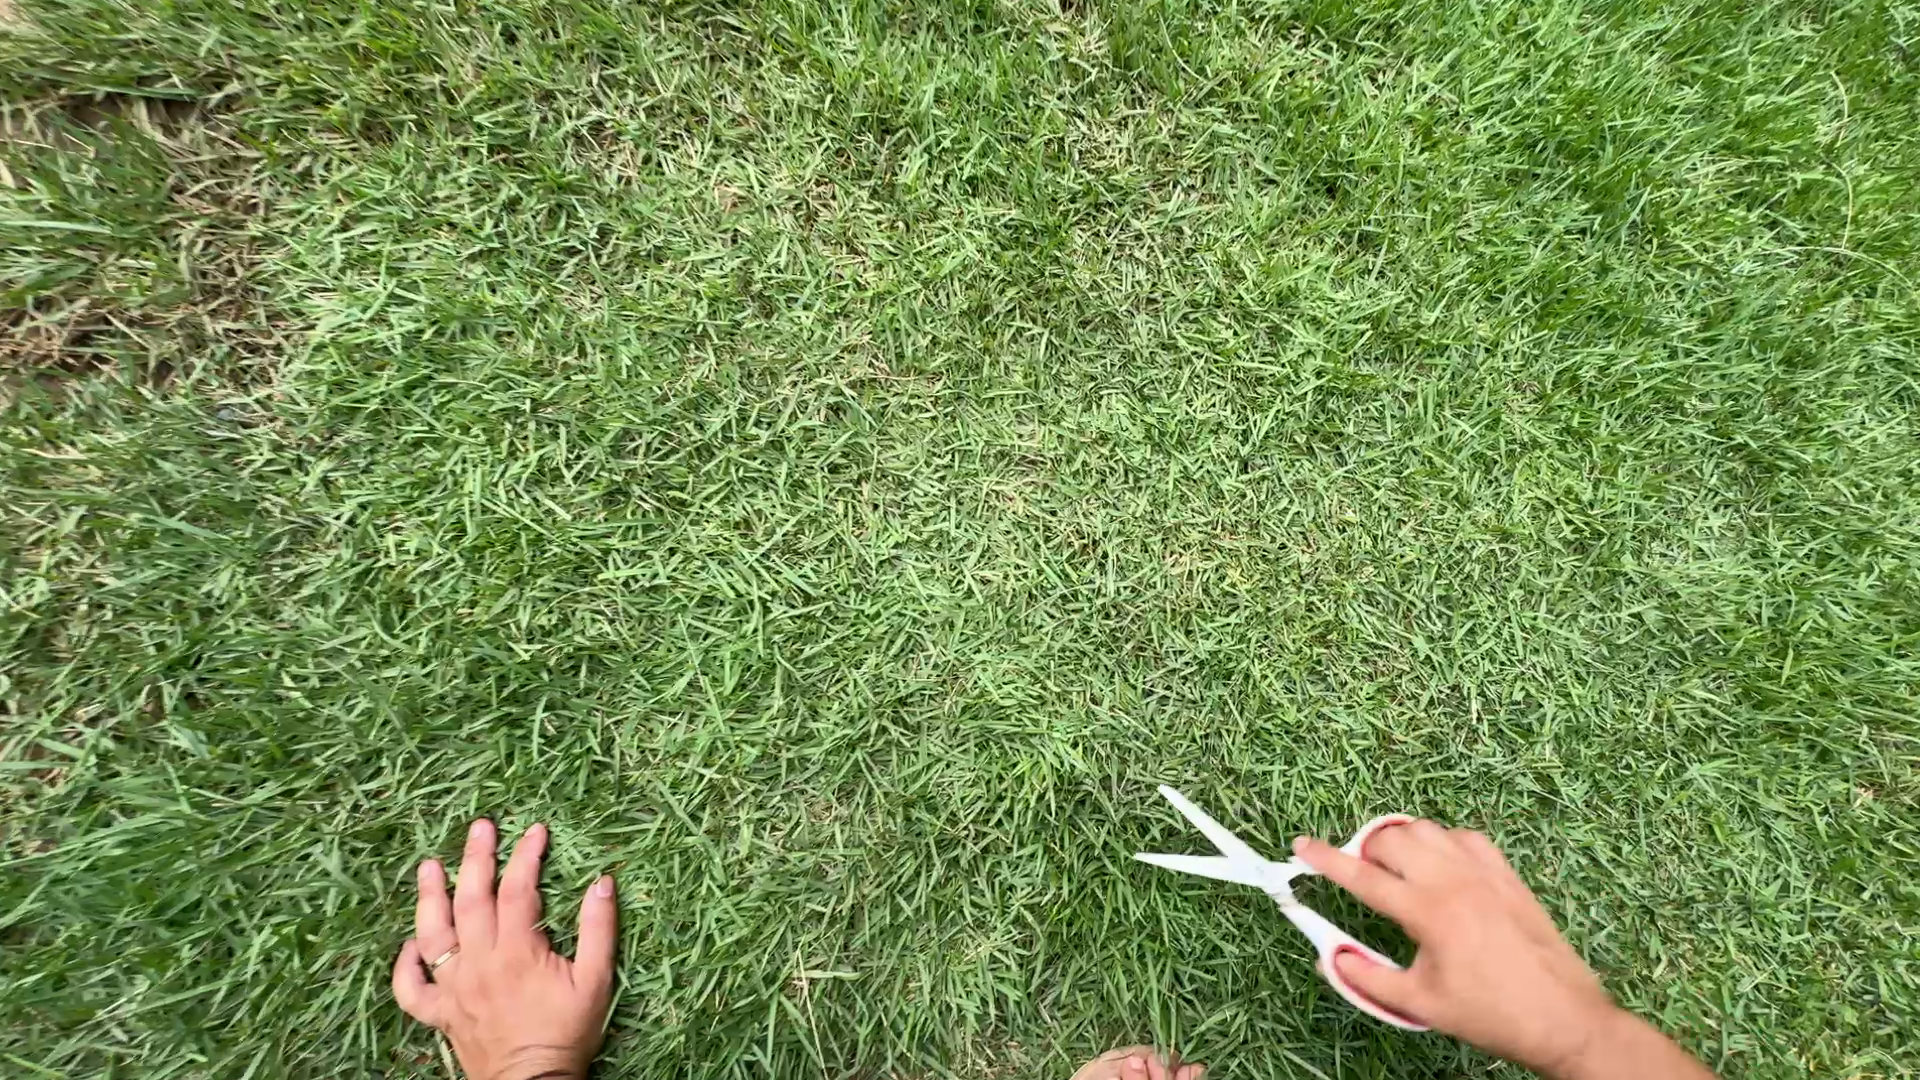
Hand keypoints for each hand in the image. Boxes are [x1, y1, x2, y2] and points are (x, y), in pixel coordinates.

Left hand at [392, 820, 617, 1079]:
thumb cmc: (568, 1031)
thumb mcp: (597, 977)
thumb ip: (599, 928)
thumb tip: (603, 882)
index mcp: (516, 952)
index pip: (518, 890)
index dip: (526, 855)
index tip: (537, 829)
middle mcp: (478, 965)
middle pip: (470, 901)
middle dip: (474, 859)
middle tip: (479, 827)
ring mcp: (454, 991)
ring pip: (432, 936)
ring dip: (429, 898)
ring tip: (428, 866)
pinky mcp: (441, 1016)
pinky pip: (411, 990)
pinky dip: (405, 964)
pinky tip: (410, 942)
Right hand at [1293, 821, 1708, 1078]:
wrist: (1569, 1023)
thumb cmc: (1492, 1015)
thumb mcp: (1423, 1006)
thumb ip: (1368, 978)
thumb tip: (1329, 956)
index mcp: (1427, 913)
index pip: (1361, 876)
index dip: (1325, 859)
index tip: (1301, 846)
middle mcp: (1451, 882)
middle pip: (1388, 840)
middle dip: (1365, 851)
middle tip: (1363, 874)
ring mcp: (1482, 872)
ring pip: (1423, 828)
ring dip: (1401, 841)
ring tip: (1399, 868)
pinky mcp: (1506, 874)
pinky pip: (1462, 837)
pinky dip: (1442, 843)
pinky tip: (1442, 867)